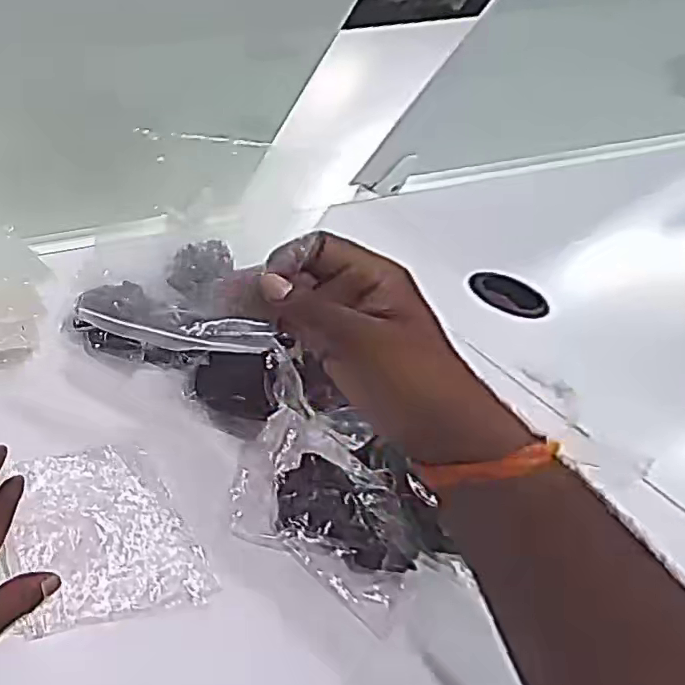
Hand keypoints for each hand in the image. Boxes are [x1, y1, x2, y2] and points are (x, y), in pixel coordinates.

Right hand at [256, 233, 535, 465]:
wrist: (444, 437)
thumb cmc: (422, 387)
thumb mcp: (357, 339)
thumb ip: (308, 307)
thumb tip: (268, 282)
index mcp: (374, 279)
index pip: (315, 248)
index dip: (284, 263)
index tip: (264, 289)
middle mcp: (358, 296)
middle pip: (298, 276)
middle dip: (268, 292)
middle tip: (240, 309)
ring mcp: (347, 323)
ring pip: (294, 306)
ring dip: (270, 317)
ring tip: (249, 331)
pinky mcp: (336, 349)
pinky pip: (298, 333)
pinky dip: (279, 339)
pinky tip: (269, 350)